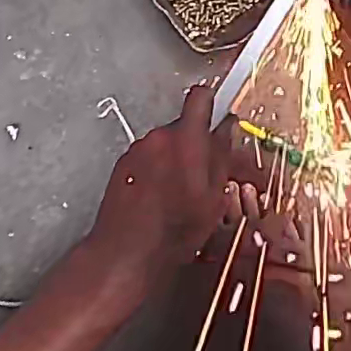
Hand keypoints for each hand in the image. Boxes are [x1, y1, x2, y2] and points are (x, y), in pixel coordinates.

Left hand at [87, 83, 231, 283]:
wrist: (126, 253)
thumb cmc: (175, 230)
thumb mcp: (214, 195)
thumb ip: (221, 154)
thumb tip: (227, 129)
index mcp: (187, 138)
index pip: (200, 97)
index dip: (211, 100)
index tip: (218, 110)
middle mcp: (160, 136)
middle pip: (183, 125)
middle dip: (195, 142)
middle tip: (204, 171)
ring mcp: (138, 149)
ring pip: (165, 143)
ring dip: (175, 157)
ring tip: (180, 191)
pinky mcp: (123, 164)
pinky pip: (148, 157)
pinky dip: (156, 169)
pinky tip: (160, 197)